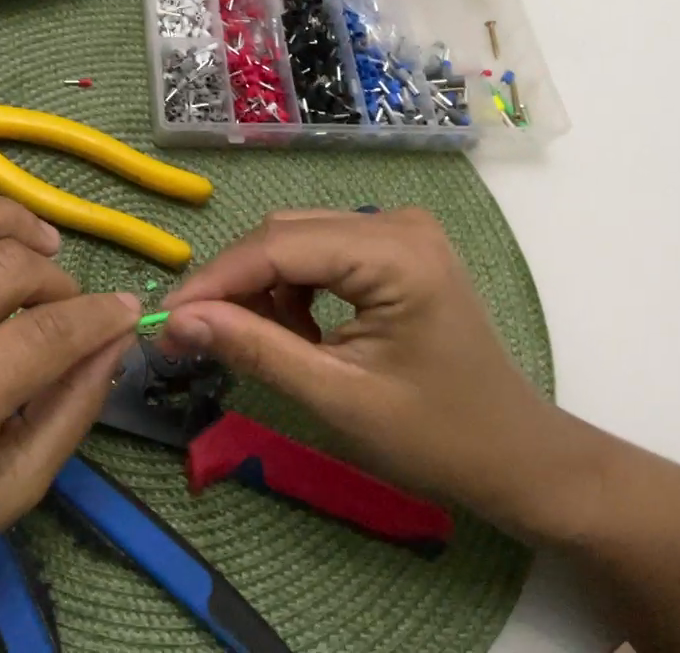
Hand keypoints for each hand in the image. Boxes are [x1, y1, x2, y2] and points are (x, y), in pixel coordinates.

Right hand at [161, 208, 608, 542]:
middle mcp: (396, 222)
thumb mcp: (336, 398)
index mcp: (396, 253)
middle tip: (187, 334)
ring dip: (259, 288)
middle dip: (231, 285)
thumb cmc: (438, 437)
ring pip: (292, 241)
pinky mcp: (392, 247)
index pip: (277, 247)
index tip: (162, 319)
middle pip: (281, 236)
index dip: (212, 281)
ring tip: (251, 341)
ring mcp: (397, 230)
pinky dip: (288, 288)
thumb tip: (176, 320)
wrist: (517, 457)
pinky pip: (316, 252)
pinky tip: (292, 330)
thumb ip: (255, 349)